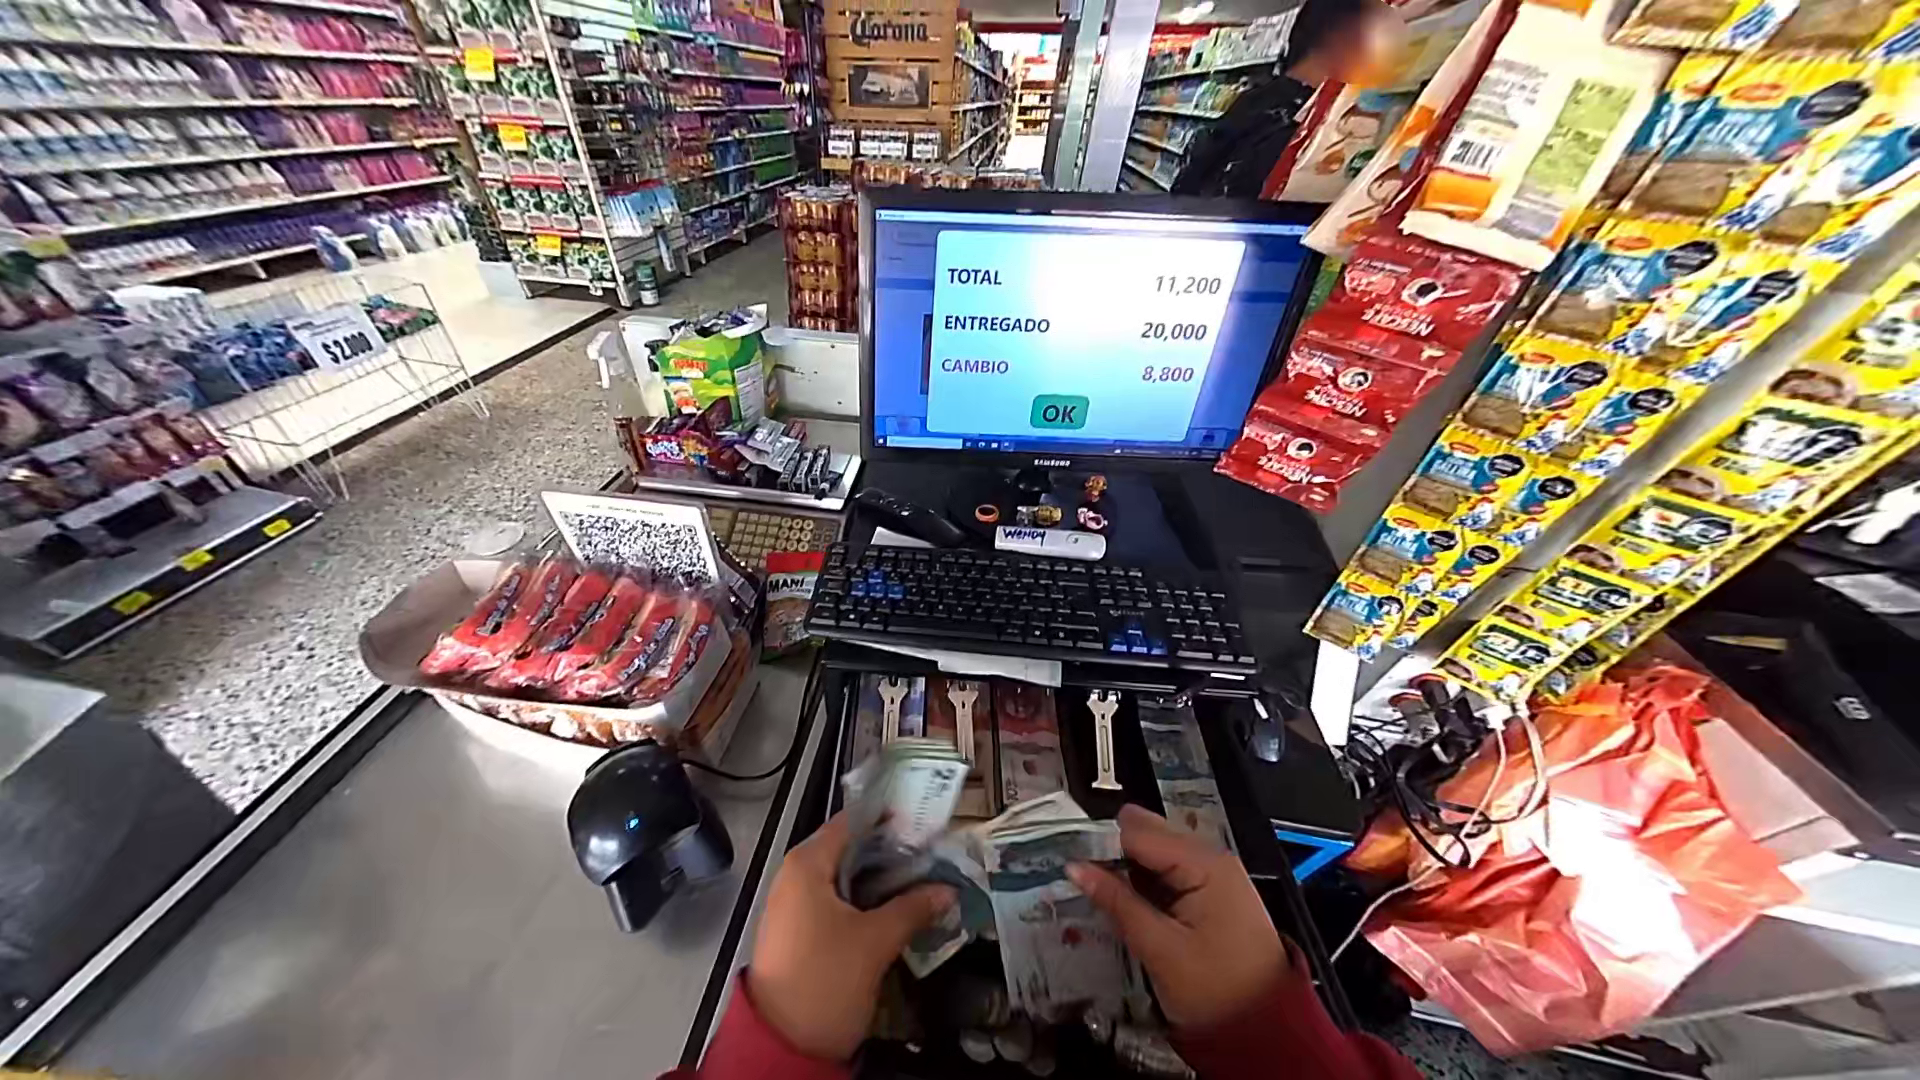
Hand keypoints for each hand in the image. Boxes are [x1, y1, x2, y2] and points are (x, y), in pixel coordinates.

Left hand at [748, 812, 955, 1060]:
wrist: (781, 1050)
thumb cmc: (825, 981)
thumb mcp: (876, 942)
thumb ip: (913, 908)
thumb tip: (947, 890)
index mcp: (807, 863)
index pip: (852, 820)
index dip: (887, 818)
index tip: (921, 823)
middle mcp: (795, 874)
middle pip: (849, 846)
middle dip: (889, 850)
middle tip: (927, 853)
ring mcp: (794, 902)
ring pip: (844, 874)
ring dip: (878, 877)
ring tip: (918, 879)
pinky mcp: (798, 928)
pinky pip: (835, 897)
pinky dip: (863, 897)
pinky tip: (892, 907)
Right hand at [1067, 803, 1287, 1029]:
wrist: (1270, 1037)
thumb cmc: (1216, 992)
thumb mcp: (1160, 949)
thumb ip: (1117, 901)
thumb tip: (1073, 866)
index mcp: (1204, 862)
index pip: (1138, 833)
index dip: (1099, 841)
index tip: (1066, 854)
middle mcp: (1210, 856)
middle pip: (1148, 832)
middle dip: (1112, 848)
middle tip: (1078, 871)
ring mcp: (1213, 872)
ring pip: (1155, 850)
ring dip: (1126, 864)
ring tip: (1094, 883)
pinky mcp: (1210, 890)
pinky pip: (1168, 869)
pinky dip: (1143, 878)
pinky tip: (1122, 895)